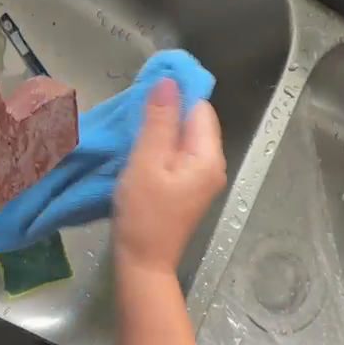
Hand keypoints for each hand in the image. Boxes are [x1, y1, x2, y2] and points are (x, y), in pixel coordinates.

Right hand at [112, 79, 225, 277]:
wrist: (142, 263)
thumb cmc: (144, 214)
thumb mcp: (147, 162)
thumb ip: (158, 121)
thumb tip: (168, 82)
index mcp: (208, 156)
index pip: (198, 108)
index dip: (173, 98)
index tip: (143, 98)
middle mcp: (212, 166)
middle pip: (192, 124)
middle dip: (164, 116)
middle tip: (132, 121)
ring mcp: (200, 180)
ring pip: (181, 142)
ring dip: (158, 135)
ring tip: (132, 138)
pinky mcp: (186, 191)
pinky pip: (176, 159)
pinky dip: (158, 153)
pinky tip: (138, 158)